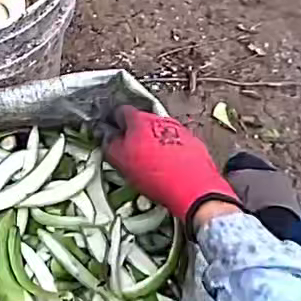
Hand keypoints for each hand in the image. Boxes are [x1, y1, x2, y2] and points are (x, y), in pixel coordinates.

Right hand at [100, 106, 240, 224]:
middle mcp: (161, 120)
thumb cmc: (156, 175)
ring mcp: (180, 131)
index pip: (120, 111)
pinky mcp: (194, 144)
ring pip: (159, 132)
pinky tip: (166, 168)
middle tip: (127, 150)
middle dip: (134, 133)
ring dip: (152, 142)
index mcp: (139, 120)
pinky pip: (175, 143)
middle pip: (141, 121)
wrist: (194, 189)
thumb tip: (106, 137)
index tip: (110, 131)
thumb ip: (110, 144)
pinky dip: (169, 151)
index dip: (112, 121)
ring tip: (148, 163)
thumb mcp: (120, 162)